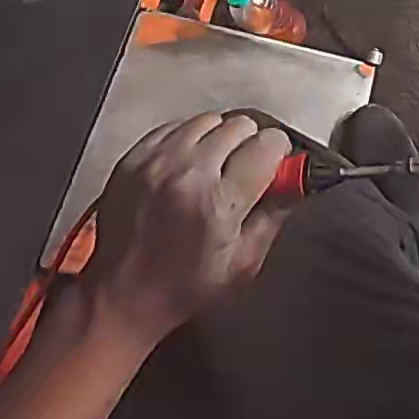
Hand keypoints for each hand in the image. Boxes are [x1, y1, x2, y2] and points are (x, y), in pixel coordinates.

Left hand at [79, 112, 292, 346]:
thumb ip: (276, 213)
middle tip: (240, 171)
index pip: (268, 144)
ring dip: (217, 139)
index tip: (274, 165)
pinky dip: (187, 140)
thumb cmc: (183, 287)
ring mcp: (156, 163)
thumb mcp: (244, 262)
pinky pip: (176, 125)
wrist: (119, 299)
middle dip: (248, 145)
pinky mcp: (134, 158)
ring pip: (209, 119)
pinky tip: (186, 166)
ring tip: (212, 167)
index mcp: (219, 203)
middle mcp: (186, 174)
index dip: (278, 154)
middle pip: (241, 125)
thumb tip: (298, 179)